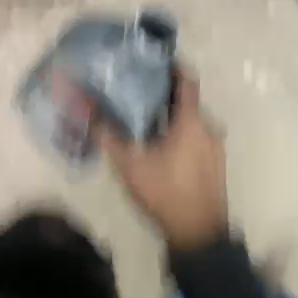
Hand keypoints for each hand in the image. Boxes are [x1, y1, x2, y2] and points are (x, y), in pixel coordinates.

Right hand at [100, 72, 228, 250]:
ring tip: (142, 118)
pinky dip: (179, 134)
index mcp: (192, 121)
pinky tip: (158, 145)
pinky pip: (197, 138)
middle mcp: (209, 128)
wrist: (199, 237)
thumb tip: (82, 105)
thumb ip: (105, 132)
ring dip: (170, 117)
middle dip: (162, 94)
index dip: (169, 66)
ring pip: (191, 121)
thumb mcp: (128, 163)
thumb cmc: (165, 192)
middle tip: (134, 90)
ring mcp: (216, 148)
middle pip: (186, 100)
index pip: (185, 79)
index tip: (147, 60)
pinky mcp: (215, 165)